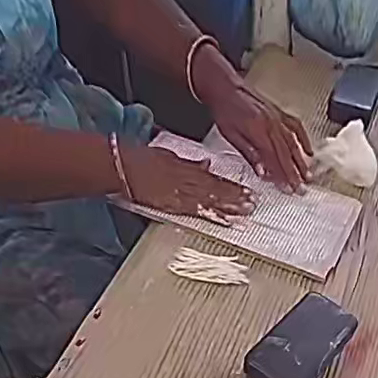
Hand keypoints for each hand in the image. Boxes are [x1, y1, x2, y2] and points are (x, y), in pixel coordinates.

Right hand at [119, 145, 254, 218]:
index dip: (234, 187)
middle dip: (237, 198)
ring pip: (212, 200)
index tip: (249, 192)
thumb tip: (208, 165)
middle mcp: (189, 181)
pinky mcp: (174, 204)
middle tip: (254, 204)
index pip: (215, 179)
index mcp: (188, 169)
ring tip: (246, 212)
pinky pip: (198, 211)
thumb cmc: (142, 161)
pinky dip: (214, 215)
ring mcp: (182, 193)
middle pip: (218, 191)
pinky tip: (226, 221)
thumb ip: (191, 163)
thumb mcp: (170, 156)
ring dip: (230, 207)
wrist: (124, 166)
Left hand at [201, 77, 312, 191]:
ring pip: (293, 143)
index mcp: (258, 130)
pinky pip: (296, 127)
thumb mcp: (232, 136)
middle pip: (286, 153)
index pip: (274, 159)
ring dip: (302, 161)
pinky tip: (309, 151)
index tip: (288, 189)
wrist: (225, 86)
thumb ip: (250, 154)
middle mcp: (270, 123)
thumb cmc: (224, 110)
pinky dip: (304, 140)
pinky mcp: (279, 112)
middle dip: (295, 173)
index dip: (282, 176)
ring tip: (308, 176)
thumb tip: (263, 173)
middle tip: (301, 189)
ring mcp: (277, 116)